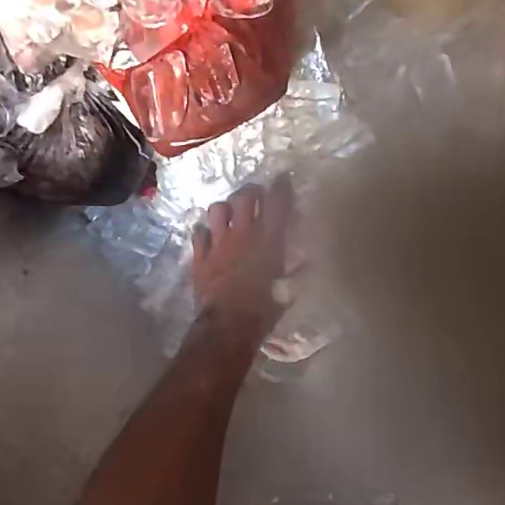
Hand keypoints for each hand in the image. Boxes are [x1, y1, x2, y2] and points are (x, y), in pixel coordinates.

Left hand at [192, 176, 293, 341]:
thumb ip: (294, 271)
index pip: (277, 204)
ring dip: (225, 208)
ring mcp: (218, 243)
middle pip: (244, 197)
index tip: (282, 179)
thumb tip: (305, 262)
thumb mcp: (286, 290)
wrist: (227, 325)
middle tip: (255, 196)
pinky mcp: (200, 256)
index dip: (281, 188)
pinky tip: (208, 235)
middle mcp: (243, 235)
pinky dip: (204, 231)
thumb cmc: (263, 311)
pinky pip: (198, 233)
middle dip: (251, 192)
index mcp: (269, 241)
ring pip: (217, 209)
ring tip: (229, 214)